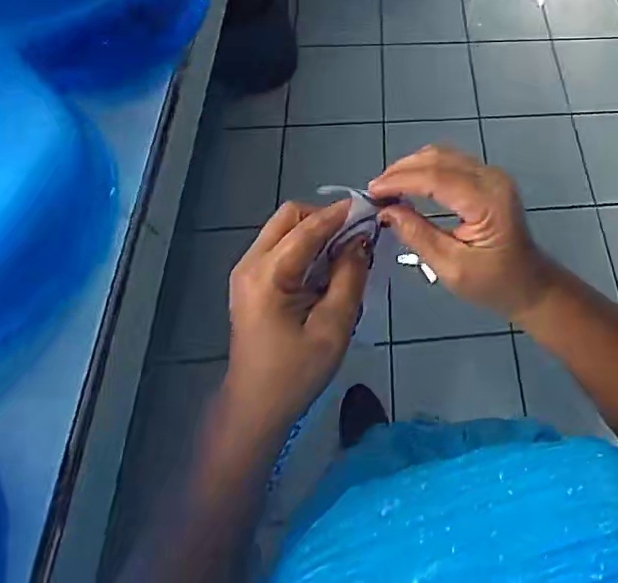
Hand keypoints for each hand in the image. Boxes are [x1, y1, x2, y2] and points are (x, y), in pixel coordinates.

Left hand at [223, 201, 369, 426]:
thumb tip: (360, 240)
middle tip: (357, 234)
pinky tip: (327, 267)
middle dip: (325, 218)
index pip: (307, 228)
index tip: (370, 208)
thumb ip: (349, 277)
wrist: (255, 408)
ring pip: (284, 228)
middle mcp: (250, 264)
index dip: (340, 214)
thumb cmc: (295, 373)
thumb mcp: (333, 328)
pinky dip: (306, 245)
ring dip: (316, 231)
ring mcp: (246, 270)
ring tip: (346, 251)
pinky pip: (281, 245)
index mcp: (267, 275)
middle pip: (290, 216)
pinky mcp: (251, 280)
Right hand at [368, 147, 556, 319]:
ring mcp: (492, 174)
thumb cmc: (494, 283)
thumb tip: (387, 211)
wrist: (531, 284)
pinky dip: (425, 168)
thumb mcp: (451, 268)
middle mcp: (491, 178)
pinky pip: (451, 162)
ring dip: (412, 166)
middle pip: (438, 159)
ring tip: (387, 188)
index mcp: (487, 201)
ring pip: (443, 155)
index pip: (435, 178)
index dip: (400, 181)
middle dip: (401, 170)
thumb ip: (418, 235)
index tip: (372, 193)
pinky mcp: (488, 177)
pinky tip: (408, 184)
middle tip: (375, 191)